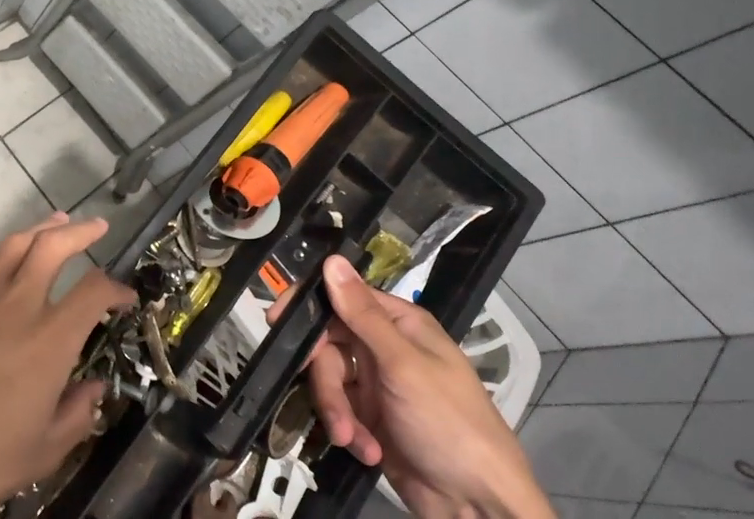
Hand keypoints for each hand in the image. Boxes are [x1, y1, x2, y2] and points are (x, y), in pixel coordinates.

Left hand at [0, 213, 135, 517]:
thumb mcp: (46, 450)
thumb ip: (77, 413)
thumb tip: (94, 388)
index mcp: (51, 341)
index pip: (94, 292)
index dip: (116, 287)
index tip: (126, 297)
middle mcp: (16, 307)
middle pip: (51, 248)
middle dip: (79, 232)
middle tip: (97, 227)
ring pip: (10, 246)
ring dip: (36, 229)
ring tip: (54, 222)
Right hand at [273, 256, 552, 518]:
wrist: (478, 506)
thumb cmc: (449, 424)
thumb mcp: (403, 365)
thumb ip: (362, 314)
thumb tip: (332, 259)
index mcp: (400, 324)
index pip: (342, 298)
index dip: (308, 307)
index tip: (275, 321)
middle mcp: (385, 347)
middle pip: (327, 344)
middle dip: (325, 380)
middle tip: (329, 406)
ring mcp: (377, 383)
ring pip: (328, 379)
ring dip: (337, 412)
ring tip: (352, 440)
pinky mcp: (370, 416)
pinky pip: (339, 409)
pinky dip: (348, 430)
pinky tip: (367, 450)